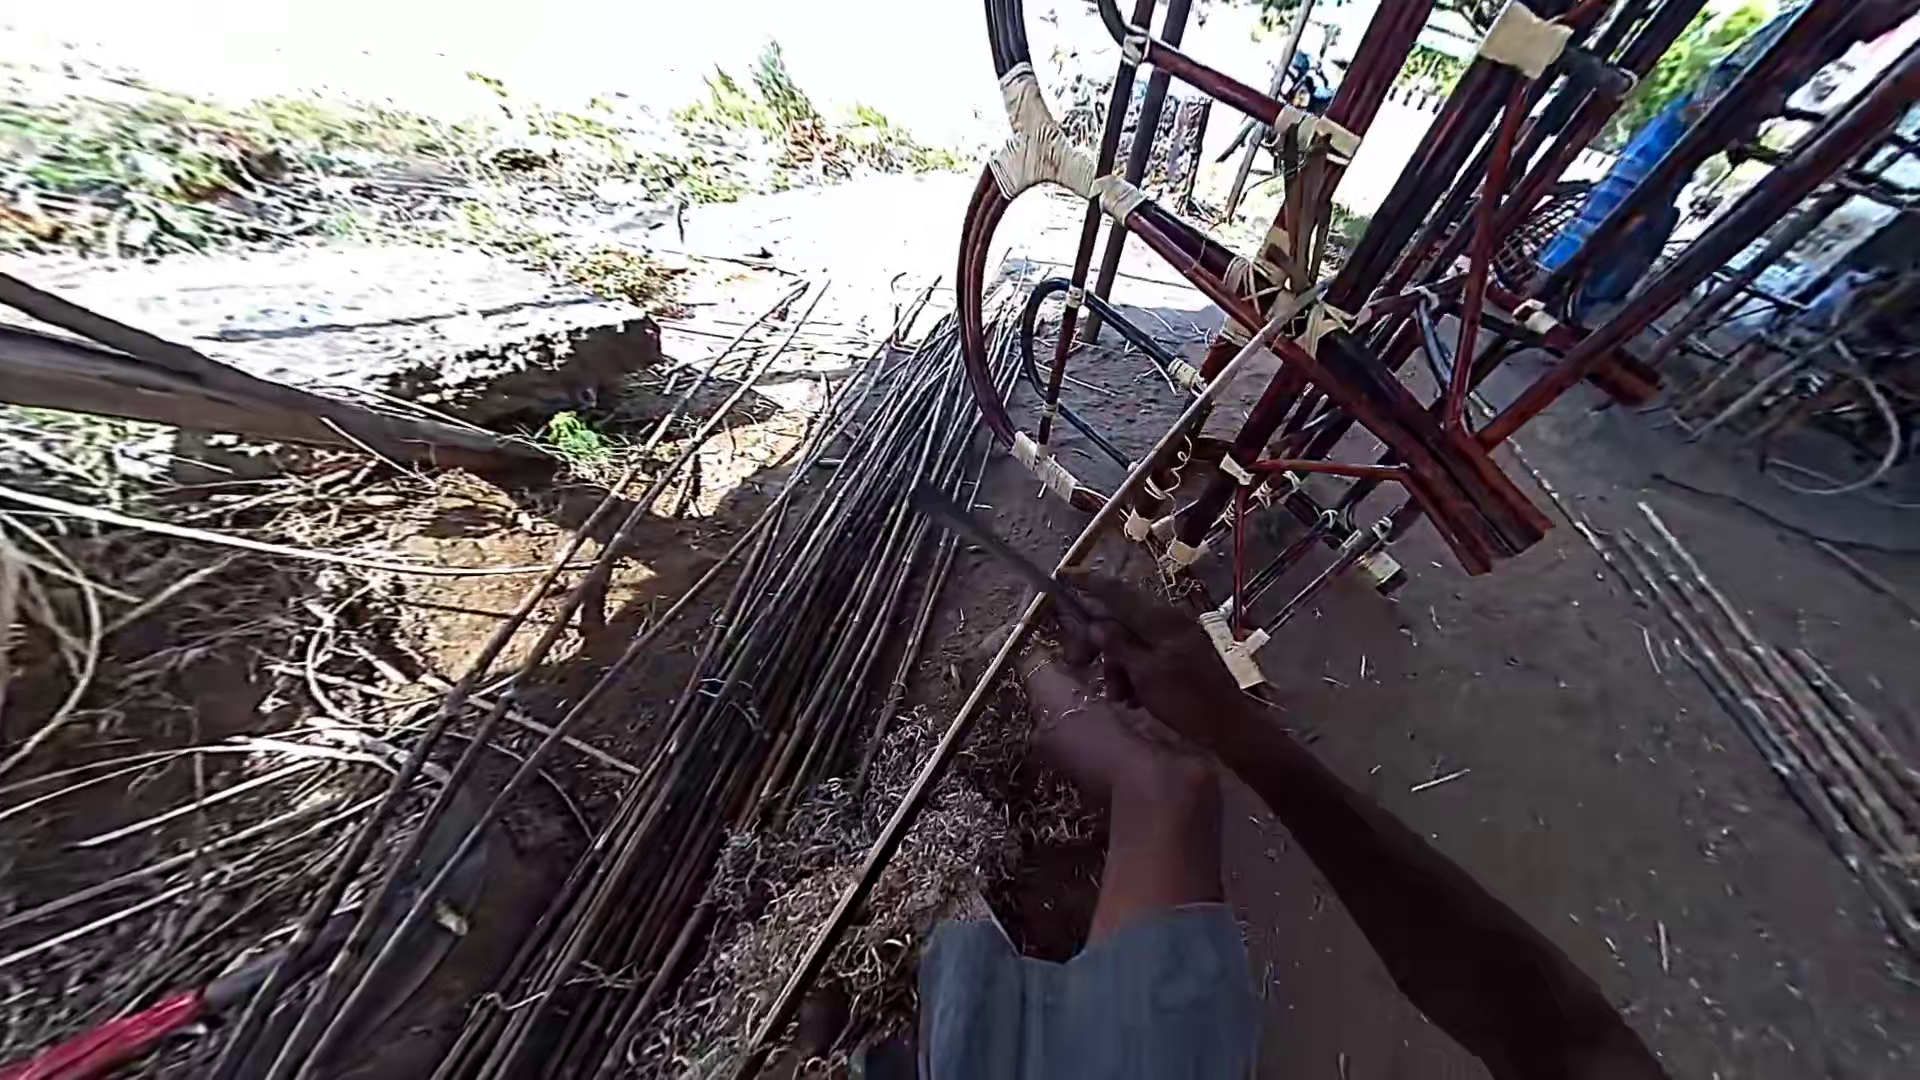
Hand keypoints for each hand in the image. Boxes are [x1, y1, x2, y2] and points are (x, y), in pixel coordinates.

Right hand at [1055, 570, 1242, 747]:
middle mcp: (1167, 621)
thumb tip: (1094, 624)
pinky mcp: (1178, 655)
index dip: (1087, 583)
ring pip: (1129, 641)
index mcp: (1160, 619)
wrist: (1233, 729)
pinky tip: (1134, 696)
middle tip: (1079, 662)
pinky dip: (1132, 673)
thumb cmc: (1189, 702)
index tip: (1064, 575)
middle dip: (1099, 643)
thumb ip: (1118, 646)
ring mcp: (1174, 638)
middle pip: (1119, 619)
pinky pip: (1144, 655)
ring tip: (1119, 696)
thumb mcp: (1146, 675)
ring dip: (1116, 666)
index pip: (1117, 591)